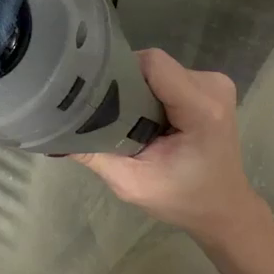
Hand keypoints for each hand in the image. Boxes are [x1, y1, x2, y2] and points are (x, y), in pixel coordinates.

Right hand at [74, 49, 269, 246]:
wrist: (224, 209)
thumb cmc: (182, 199)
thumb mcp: (130, 182)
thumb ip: (93, 152)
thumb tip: (50, 129)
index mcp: (201, 108)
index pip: (152, 64)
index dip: (120, 73)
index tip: (99, 96)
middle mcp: (212, 86)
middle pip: (151, 64)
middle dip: (125, 85)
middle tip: (106, 113)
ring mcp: (214, 83)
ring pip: (156, 68)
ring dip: (136, 89)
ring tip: (125, 118)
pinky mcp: (209, 85)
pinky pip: (165, 74)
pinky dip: (149, 91)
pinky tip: (143, 116)